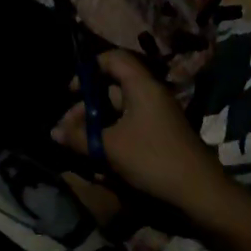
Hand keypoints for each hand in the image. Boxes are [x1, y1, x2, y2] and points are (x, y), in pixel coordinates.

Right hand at [51, 50, 233, 212]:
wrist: (197, 191)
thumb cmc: (152, 159)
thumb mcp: (110, 148)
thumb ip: (79, 137)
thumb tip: (53, 131)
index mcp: (142, 87)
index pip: (114, 59)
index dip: (89, 69)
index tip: (71, 92)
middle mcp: (150, 97)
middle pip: (111, 91)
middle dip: (85, 109)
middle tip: (65, 131)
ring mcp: (156, 119)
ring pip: (118, 115)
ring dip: (96, 130)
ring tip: (77, 149)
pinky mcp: (158, 140)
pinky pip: (129, 133)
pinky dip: (112, 142)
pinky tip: (98, 164)